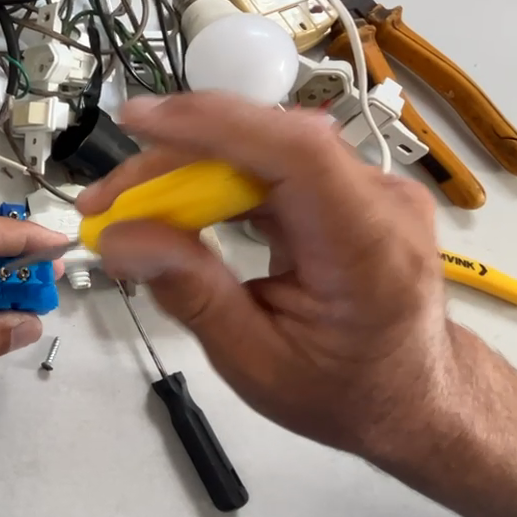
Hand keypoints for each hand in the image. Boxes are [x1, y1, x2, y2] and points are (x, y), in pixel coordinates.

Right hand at [77, 93, 458, 462]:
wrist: (415, 396)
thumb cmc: (343, 392)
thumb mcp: (256, 363)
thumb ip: (192, 294)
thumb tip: (119, 238)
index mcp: (368, 247)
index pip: (297, 152)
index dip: (214, 124)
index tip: (137, 120)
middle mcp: (376, 197)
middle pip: (259, 143)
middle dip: (168, 160)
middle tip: (101, 202)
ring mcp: (363, 184)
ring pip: (254, 145)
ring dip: (178, 166)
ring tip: (122, 206)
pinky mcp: (340, 184)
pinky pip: (261, 160)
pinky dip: (205, 177)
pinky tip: (166, 204)